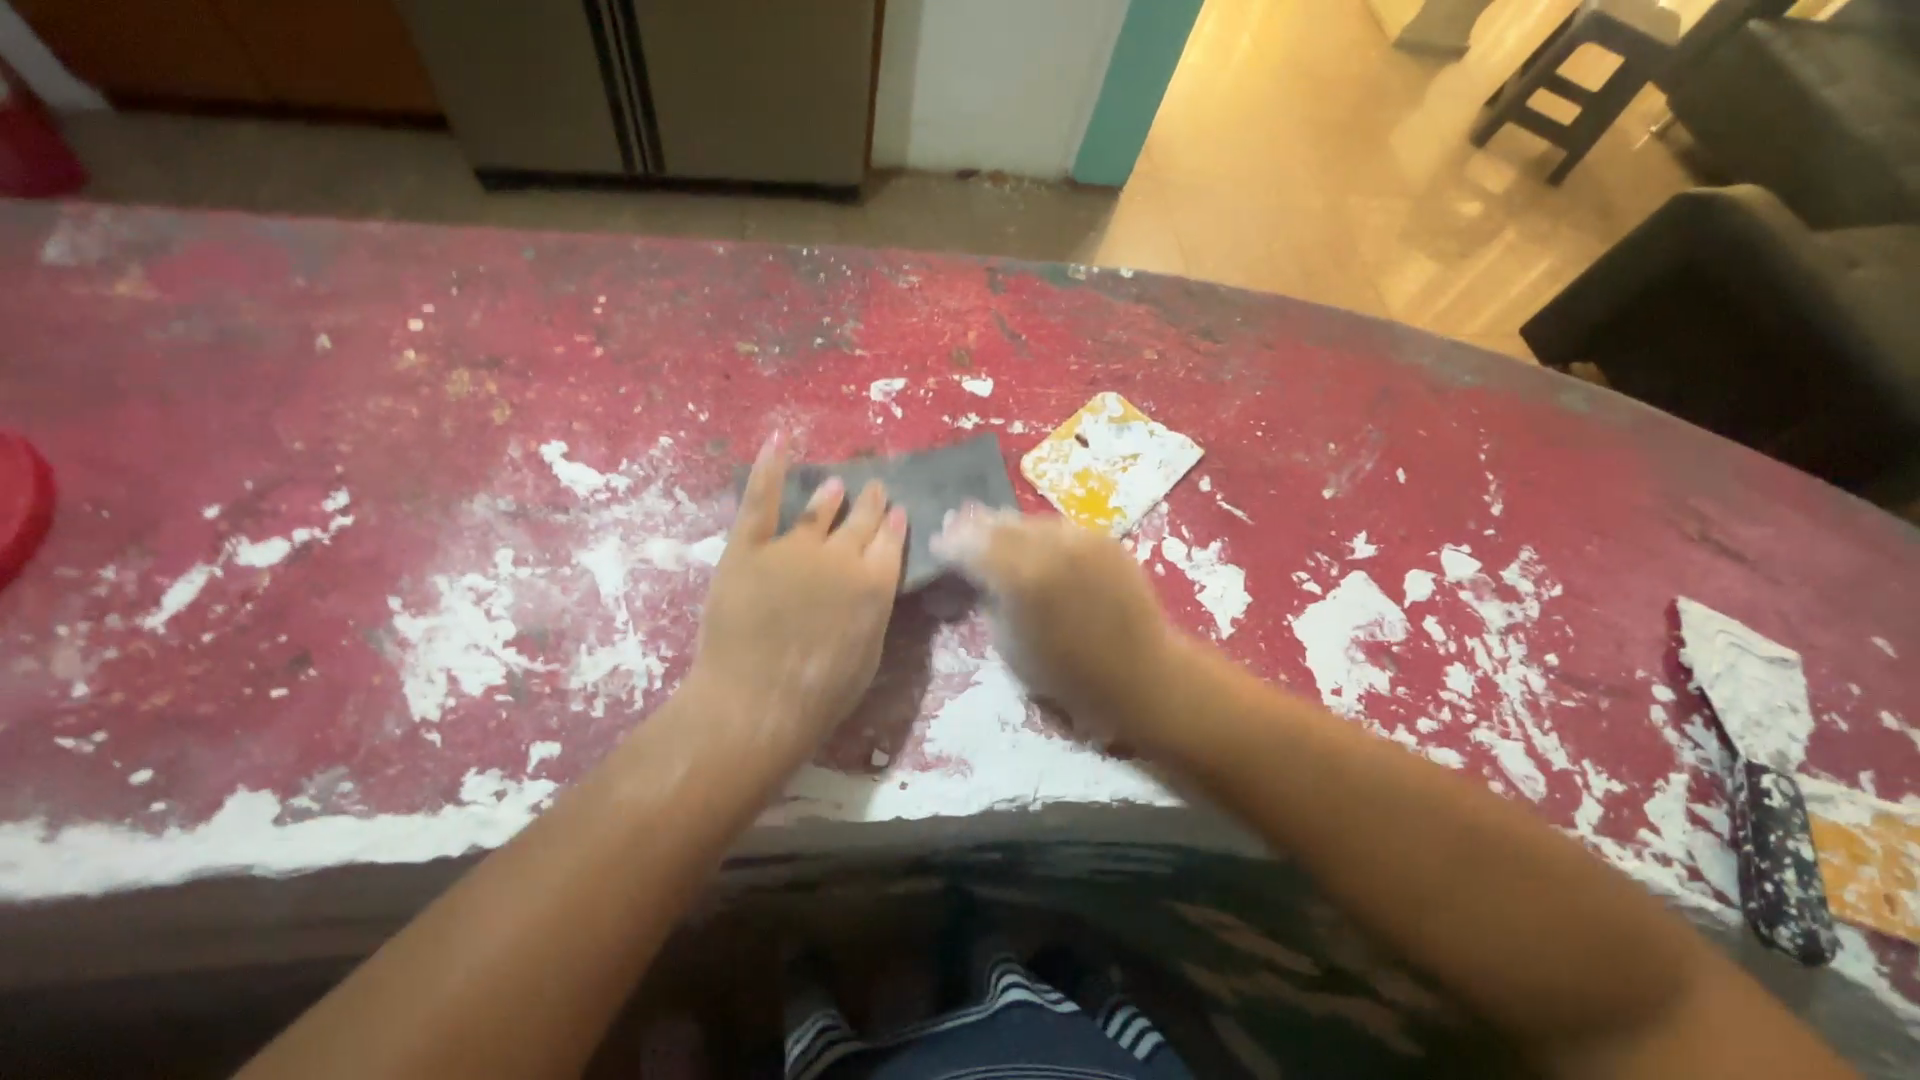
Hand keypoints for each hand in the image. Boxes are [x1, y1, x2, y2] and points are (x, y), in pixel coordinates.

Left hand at [688, 433, 907, 758]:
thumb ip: (872, 612)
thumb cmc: (818, 695)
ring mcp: (792, 548)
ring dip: (832, 496)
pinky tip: (779, 441)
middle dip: (871, 504)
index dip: (895, 526)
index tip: (898, 512)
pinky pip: (760, 499)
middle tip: (876, 489)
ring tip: (838, 483)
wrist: (755, 701)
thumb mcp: (867, 656)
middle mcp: (840, 557)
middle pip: (860, 522)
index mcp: (874, 585)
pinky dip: (769, 467)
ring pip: (818, 511)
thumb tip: (872, 588)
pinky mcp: (748, 547)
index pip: (891, 543)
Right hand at [931, 502, 1180, 746]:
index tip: (937, 547)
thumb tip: (978, 577)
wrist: (1142, 675)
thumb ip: (990, 599)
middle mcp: (1050, 545)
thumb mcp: (1009, 645)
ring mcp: (1081, 537)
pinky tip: (1034, 547)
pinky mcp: (1104, 538)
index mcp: (1021, 576)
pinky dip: (1040, 535)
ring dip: (1007, 528)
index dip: (949, 544)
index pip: (970, 544)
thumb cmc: (1069, 676)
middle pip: (998, 523)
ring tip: (992, 535)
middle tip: (956, 528)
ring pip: (1029, 521)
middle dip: (974, 527)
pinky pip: (1060, 528)